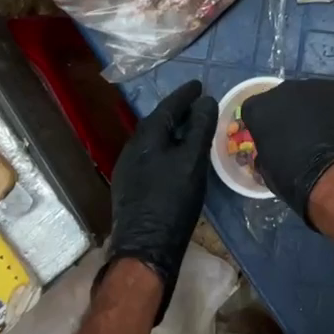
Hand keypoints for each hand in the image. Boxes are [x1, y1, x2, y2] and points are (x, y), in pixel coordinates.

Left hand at [103, 80, 215, 321]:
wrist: (145, 250)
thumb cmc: (172, 200)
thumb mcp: (193, 160)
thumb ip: (200, 127)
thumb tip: (206, 100)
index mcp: (146, 137)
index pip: (168, 106)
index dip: (185, 94)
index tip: (199, 84)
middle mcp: (132, 148)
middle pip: (158, 122)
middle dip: (178, 111)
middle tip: (198, 105)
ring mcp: (128, 170)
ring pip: (154, 141)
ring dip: (172, 131)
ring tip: (191, 129)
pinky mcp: (130, 189)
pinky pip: (151, 157)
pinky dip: (166, 149)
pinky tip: (176, 158)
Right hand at [242, 78, 333, 227]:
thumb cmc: (295, 178)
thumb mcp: (268, 172)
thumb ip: (266, 152)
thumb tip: (271, 149)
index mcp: (260, 108)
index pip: (254, 110)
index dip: (263, 124)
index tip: (271, 139)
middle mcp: (286, 89)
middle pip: (284, 98)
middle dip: (289, 114)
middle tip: (301, 137)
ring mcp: (317, 85)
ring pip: (312, 96)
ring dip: (315, 111)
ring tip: (327, 135)